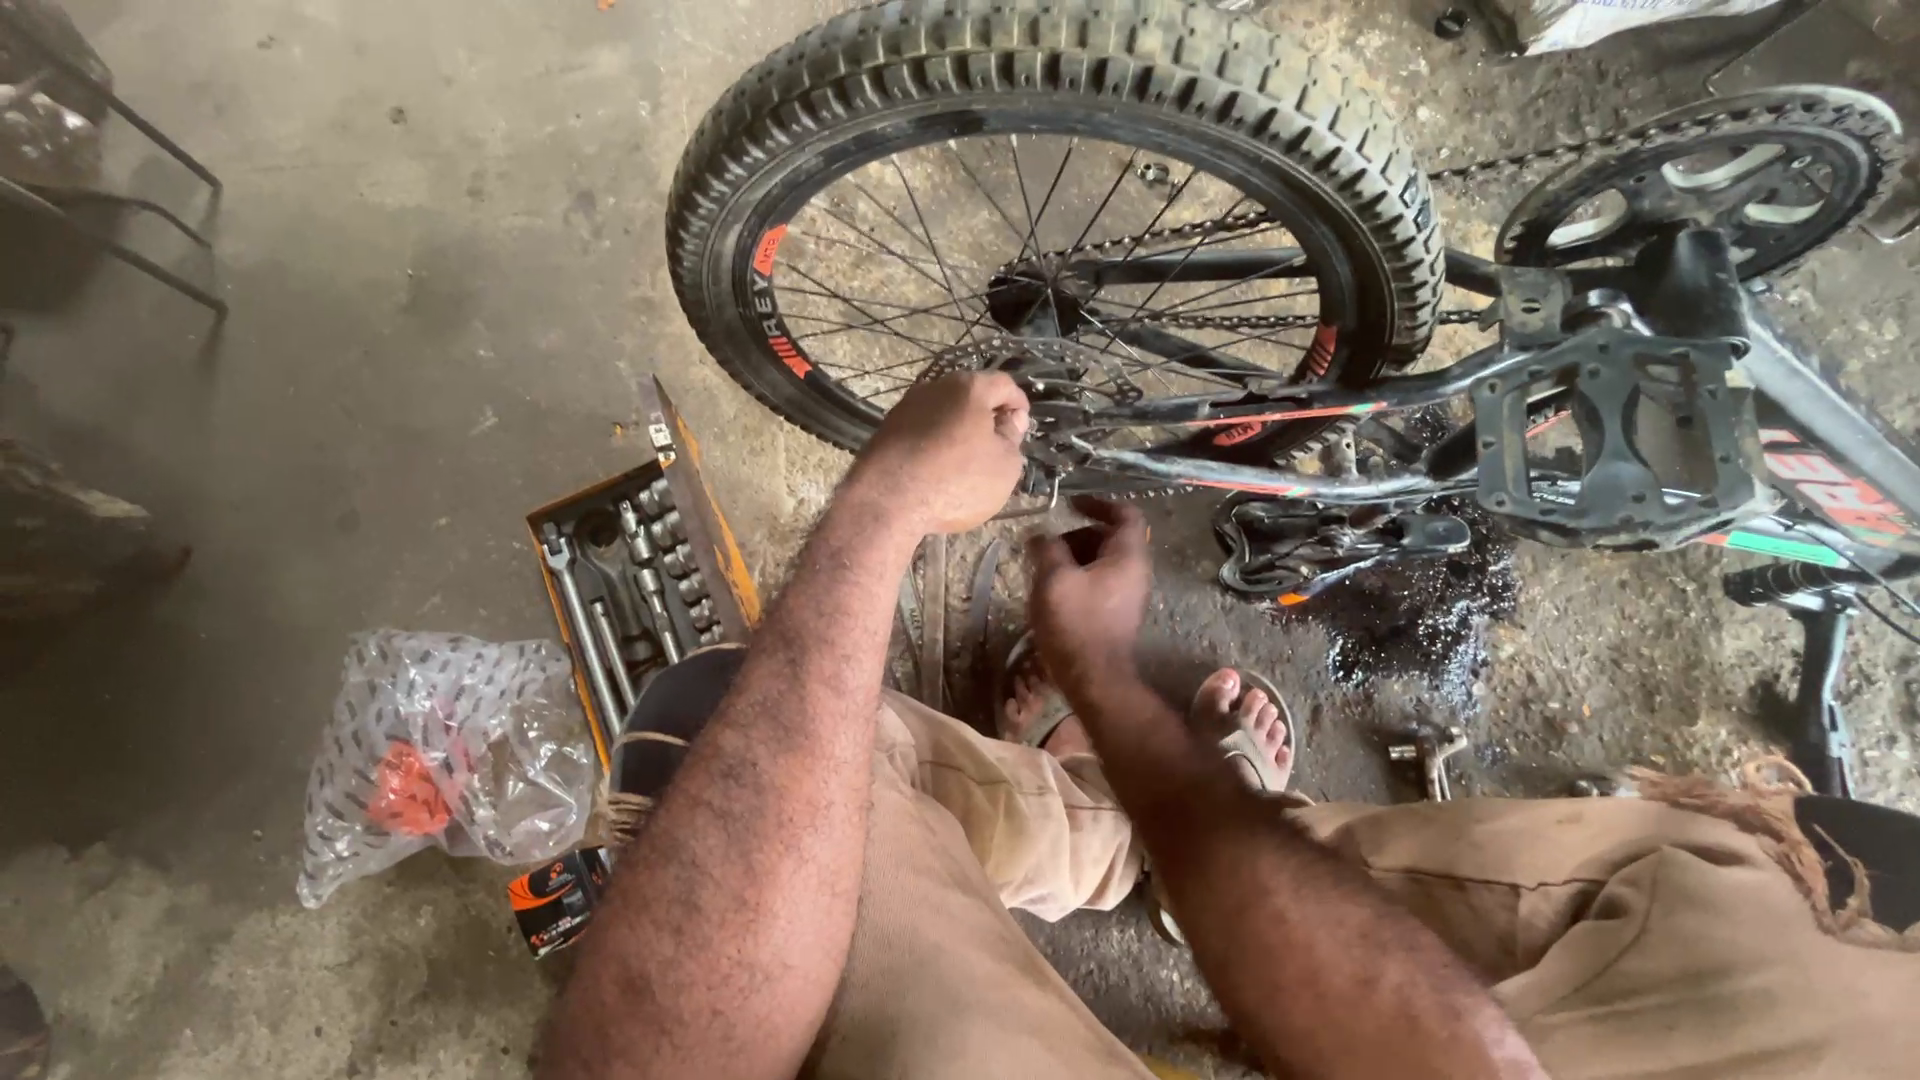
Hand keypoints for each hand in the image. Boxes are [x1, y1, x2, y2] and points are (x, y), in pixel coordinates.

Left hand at [845, 372, 1030, 535]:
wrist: (886, 501)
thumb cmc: (955, 481)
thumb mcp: (1004, 466)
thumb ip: (1012, 438)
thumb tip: (1011, 420)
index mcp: (969, 388)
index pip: (1004, 384)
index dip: (1018, 403)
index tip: (1022, 425)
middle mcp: (934, 388)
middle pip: (970, 396)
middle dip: (986, 416)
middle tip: (997, 445)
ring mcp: (906, 407)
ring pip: (943, 413)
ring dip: (958, 431)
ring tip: (967, 461)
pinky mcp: (886, 430)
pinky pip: (921, 431)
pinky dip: (934, 444)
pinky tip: (937, 470)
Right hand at [1026, 497, 1151, 697]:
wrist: (1093, 679)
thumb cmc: (1076, 624)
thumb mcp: (1054, 578)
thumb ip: (1046, 548)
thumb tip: (1039, 535)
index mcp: (1128, 557)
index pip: (1124, 514)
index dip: (1098, 503)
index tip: (1070, 504)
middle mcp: (1135, 572)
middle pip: (1109, 537)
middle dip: (1076, 535)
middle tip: (1046, 546)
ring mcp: (1127, 595)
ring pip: (1101, 562)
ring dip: (1072, 558)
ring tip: (1043, 570)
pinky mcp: (1116, 614)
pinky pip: (1098, 583)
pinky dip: (1076, 577)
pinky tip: (1052, 592)